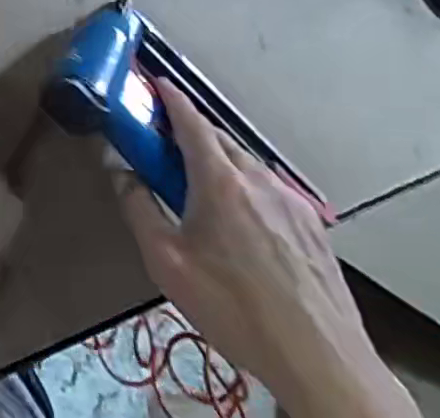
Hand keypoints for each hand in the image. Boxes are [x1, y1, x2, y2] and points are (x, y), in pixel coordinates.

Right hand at [116, 82, 419, 417]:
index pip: (190, 120)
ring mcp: (289, 197)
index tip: (156, 82)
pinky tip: (244, 228)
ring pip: (246, 164)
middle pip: (218, 139)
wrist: (318, 355)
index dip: (171, 96)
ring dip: (220, 164)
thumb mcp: (167, 263)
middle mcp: (256, 176)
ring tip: (204, 196)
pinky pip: (269, 190)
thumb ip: (138, 208)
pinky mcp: (311, 221)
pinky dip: (247, 190)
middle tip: (168, 150)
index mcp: (219, 180)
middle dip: (191, 134)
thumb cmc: (233, 308)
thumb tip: (121, 172)